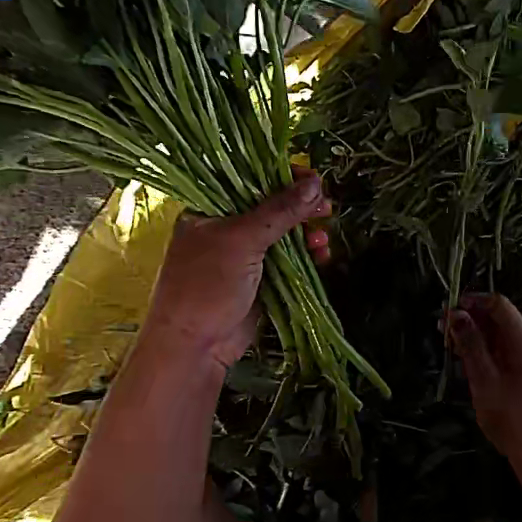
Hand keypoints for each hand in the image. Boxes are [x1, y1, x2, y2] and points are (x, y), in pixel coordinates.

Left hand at [143, 169, 331, 370]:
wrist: (195, 346)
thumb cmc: (206, 285)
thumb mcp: (242, 240)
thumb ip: (280, 211)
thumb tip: (315, 183)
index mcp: (209, 209)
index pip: (249, 178)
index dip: (280, 175)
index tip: (310, 176)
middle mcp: (227, 227)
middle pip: (271, 206)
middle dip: (301, 206)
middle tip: (326, 207)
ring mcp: (245, 255)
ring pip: (284, 234)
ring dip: (307, 232)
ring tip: (323, 237)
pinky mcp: (261, 279)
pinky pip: (290, 259)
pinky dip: (306, 255)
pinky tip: (321, 255)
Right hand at [441, 293, 521, 461]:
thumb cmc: (511, 415)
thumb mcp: (484, 378)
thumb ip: (470, 344)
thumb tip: (456, 315)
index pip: (499, 305)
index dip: (474, 302)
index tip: (449, 308)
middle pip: (497, 319)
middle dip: (469, 318)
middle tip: (442, 327)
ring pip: (496, 335)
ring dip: (472, 335)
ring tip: (447, 343)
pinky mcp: (520, 372)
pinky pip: (498, 351)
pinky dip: (480, 350)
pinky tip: (462, 358)